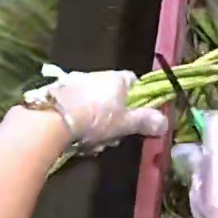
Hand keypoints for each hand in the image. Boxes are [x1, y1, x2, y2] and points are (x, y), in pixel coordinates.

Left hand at [22, 67, 167, 149]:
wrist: (52, 118)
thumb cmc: (96, 118)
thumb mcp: (124, 123)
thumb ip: (144, 121)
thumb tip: (165, 122)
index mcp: (116, 78)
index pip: (133, 80)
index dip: (137, 97)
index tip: (135, 115)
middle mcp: (95, 75)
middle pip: (111, 95)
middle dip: (113, 116)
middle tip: (112, 136)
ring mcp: (73, 83)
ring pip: (92, 103)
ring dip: (94, 121)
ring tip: (90, 141)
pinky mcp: (55, 94)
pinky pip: (73, 107)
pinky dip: (75, 120)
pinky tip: (72, 136)